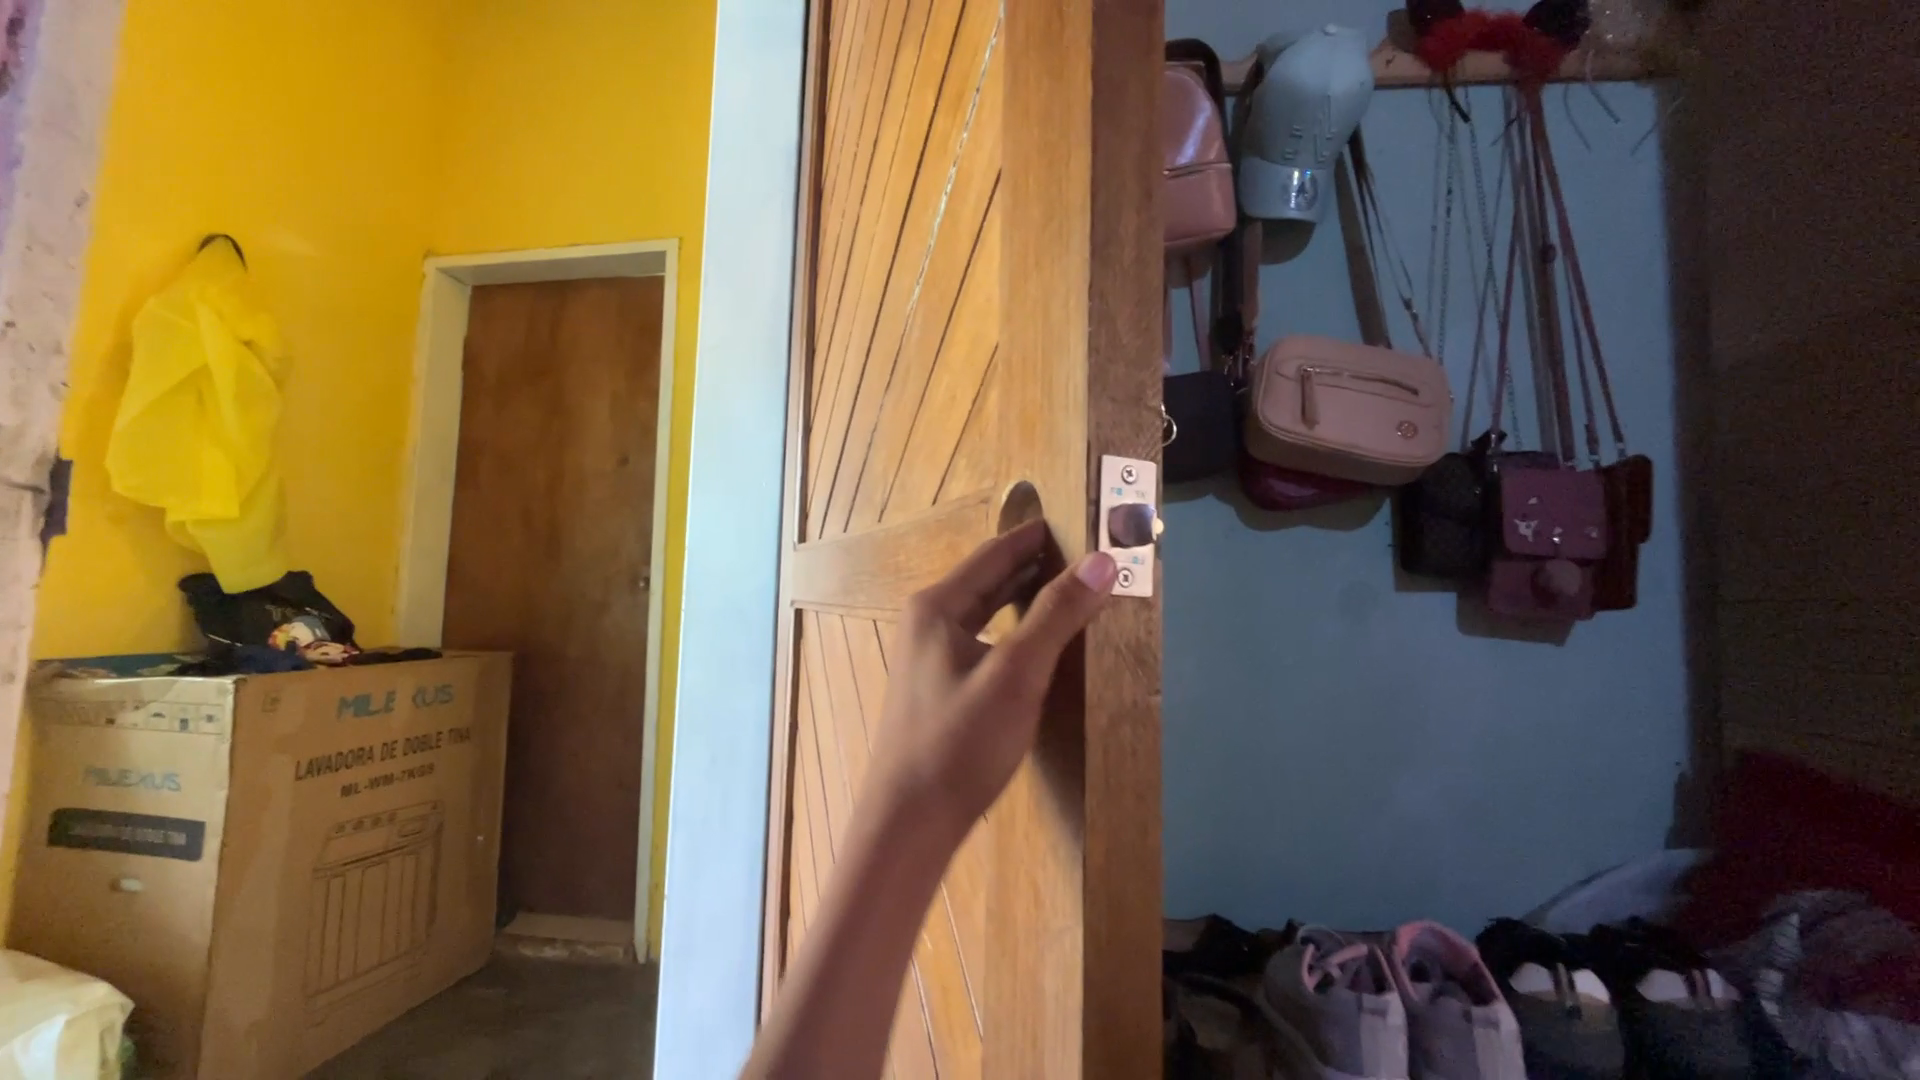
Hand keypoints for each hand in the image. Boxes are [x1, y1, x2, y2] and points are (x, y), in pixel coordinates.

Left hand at [866, 520, 1117, 829]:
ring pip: (985, 611)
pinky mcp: (938, 686)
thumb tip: (1101, 560)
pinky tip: (1036, 642)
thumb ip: (1057, 615)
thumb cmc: (959, 743)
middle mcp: (927, 622)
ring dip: (1024, 597)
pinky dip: (1012, 629)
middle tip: (1085, 554)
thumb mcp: (1016, 674)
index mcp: (937, 607)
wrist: (909, 821)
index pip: (996, 553)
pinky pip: (982, 638)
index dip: (1038, 535)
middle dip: (1034, 564)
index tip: (1080, 521)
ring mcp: (929, 656)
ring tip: (1070, 588)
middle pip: (988, 579)